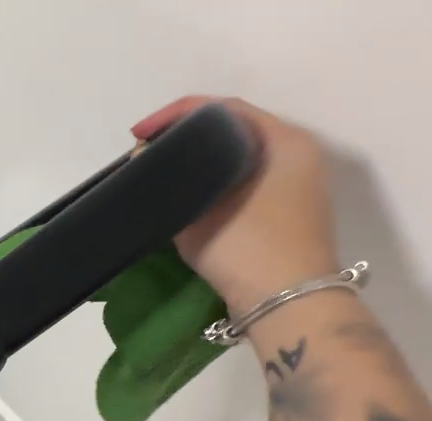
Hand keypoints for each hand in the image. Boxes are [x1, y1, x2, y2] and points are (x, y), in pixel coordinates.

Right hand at [134, 96, 340, 311]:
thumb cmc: (249, 249)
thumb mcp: (199, 214)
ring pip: (236, 155)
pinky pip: (241, 178)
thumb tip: (148, 163)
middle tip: (145, 154)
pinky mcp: (283, 207)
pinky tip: (183, 197)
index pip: (225, 109)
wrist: (287, 300)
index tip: (137, 135)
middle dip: (185, 137)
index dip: (176, 115)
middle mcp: (295, 152)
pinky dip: (209, 180)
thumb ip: (171, 184)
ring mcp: (293, 181)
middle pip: (233, 128)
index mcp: (284, 141)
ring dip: (197, 160)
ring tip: (158, 176)